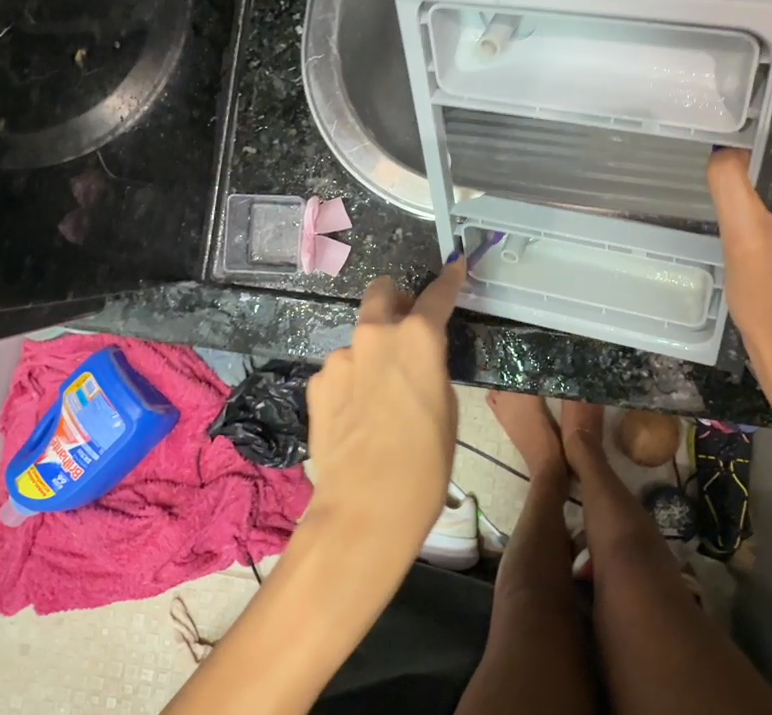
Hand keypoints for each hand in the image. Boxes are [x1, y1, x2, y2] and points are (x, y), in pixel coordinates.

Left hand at [304, 263, 466, 556]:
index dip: (449, 278)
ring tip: (379, 398)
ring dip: (371, 354)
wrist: (366, 507)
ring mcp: (340, 357)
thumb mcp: (446, 408)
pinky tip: (356, 416)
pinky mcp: (316, 383)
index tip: (455, 265)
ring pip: (360, 341)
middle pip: (382, 293)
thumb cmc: (426, 462)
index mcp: (418, 337)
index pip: (437, 294)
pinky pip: (340, 371)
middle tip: (406, 324)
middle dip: (395, 299)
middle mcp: (375, 335)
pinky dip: (350, 382)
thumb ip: (431, 368)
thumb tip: (418, 361)